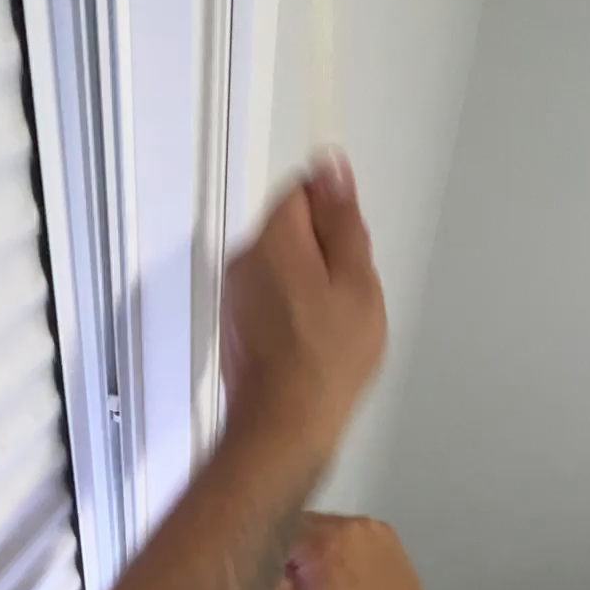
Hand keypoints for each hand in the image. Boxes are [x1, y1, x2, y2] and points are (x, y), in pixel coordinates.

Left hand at [221, 151, 386, 464]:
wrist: (283, 424)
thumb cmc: (327, 359)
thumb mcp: (356, 281)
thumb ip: (342, 218)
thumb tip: (330, 165)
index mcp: (272, 241)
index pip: (301, 191)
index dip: (333, 217)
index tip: (349, 254)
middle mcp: (242, 261)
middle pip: (290, 230)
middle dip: (322, 253)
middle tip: (345, 296)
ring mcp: (233, 295)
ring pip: (281, 266)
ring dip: (308, 283)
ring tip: (329, 325)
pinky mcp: (233, 323)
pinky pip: (268, 297)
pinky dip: (290, 309)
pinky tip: (309, 341)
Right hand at [273, 513, 444, 589]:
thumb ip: (264, 578)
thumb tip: (248, 554)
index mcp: (319, 542)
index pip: (273, 529)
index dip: (266, 551)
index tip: (270, 573)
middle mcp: (344, 524)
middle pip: (297, 522)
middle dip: (290, 547)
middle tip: (294, 581)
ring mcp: (367, 525)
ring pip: (320, 525)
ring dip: (314, 544)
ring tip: (323, 580)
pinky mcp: (384, 531)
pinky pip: (344, 529)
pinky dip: (337, 545)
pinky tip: (344, 574)